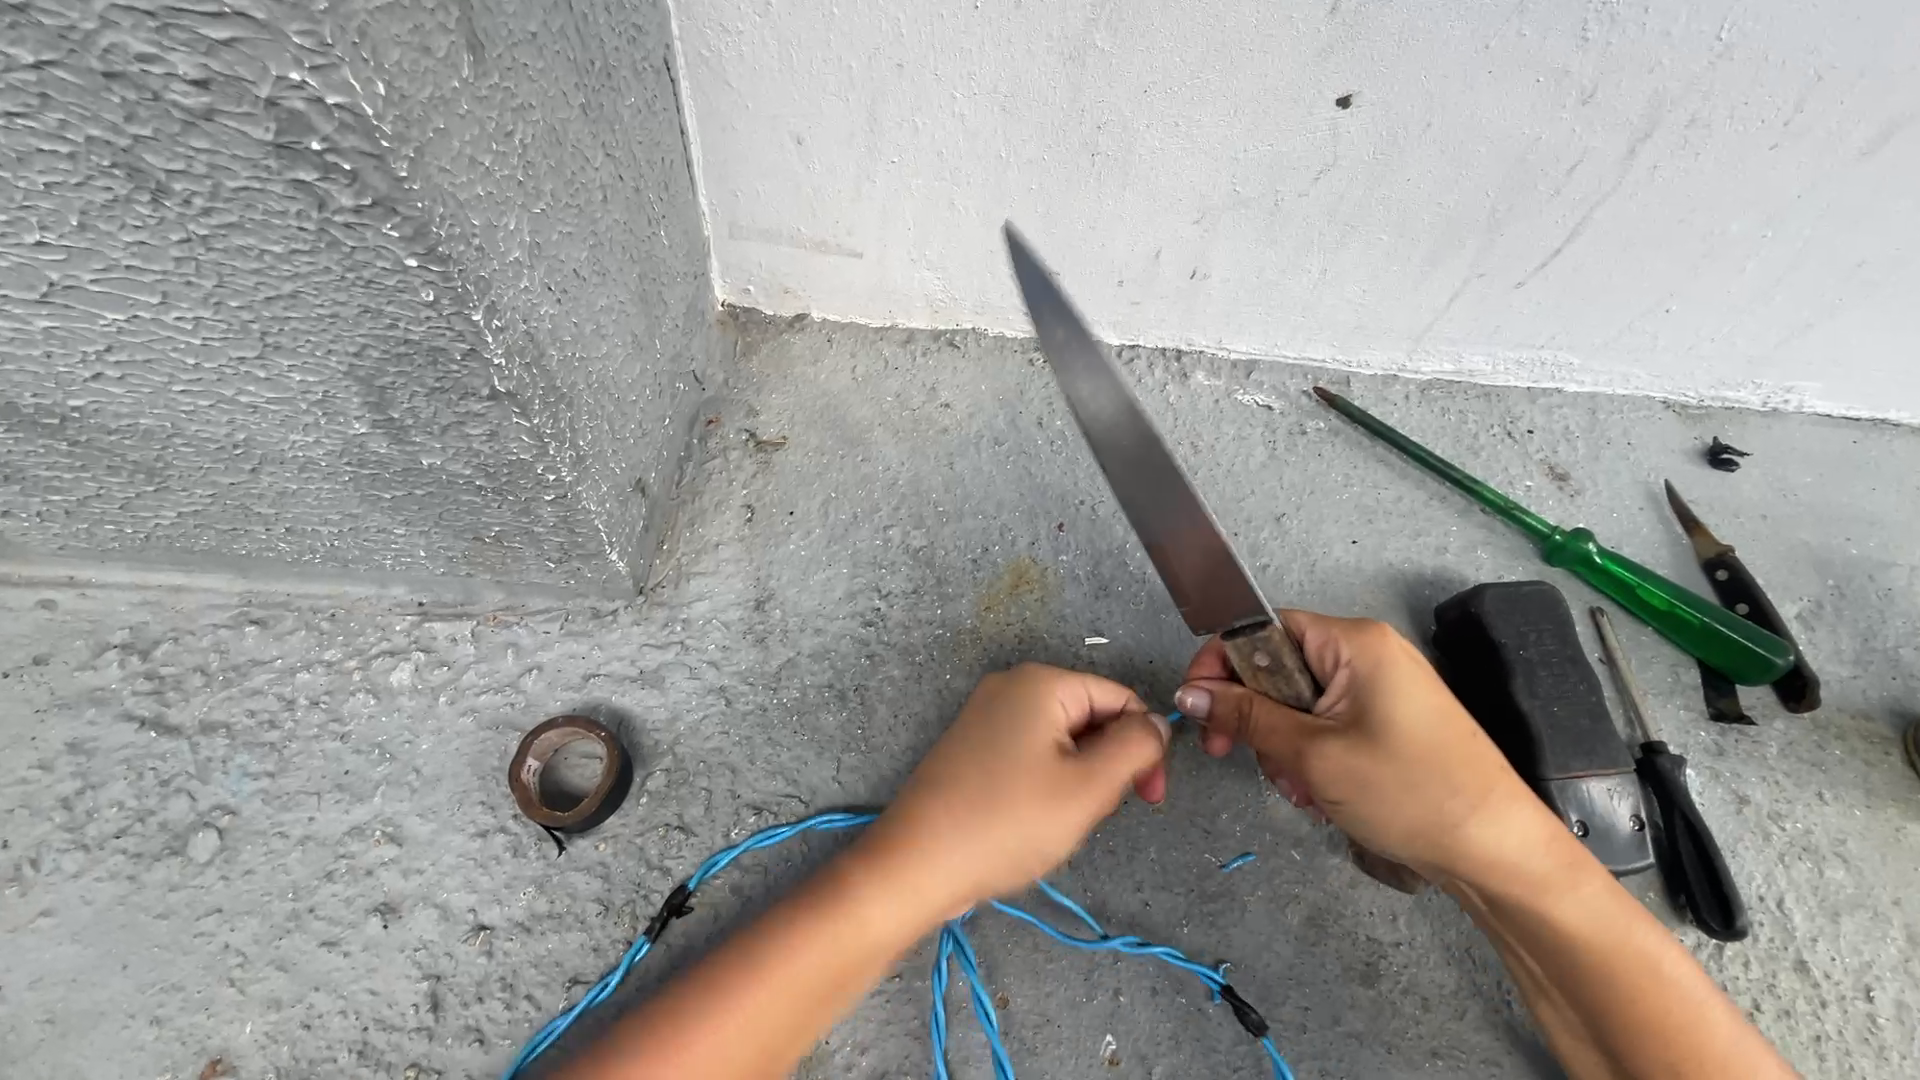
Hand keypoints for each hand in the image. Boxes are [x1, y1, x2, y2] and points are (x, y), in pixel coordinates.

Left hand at [857, 663, 1170, 919]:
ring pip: (1062, 740)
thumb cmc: (1008, 822)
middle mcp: (1010, 687)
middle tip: (1093, 812)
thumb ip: (1135, 747)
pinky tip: (1033, 818)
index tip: (1149, 797)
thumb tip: (1157, 723)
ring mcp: (985, 716)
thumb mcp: (1089, 787)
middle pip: (1090, 716)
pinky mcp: (971, 746)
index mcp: (1041, 682)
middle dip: (1107, 764)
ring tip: (1059, 820)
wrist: (918, 863)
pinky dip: (1046, 783)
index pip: (1121, 698)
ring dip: (1078, 778)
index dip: (1145, 744)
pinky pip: (1030, 753)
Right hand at [1176, 611, 1552, 885]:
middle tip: (1235, 755)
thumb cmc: (1410, 793)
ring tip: (1300, 787)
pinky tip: (1320, 792)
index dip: (1222, 664)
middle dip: (1253, 715)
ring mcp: (1381, 688)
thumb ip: (1244, 716)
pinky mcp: (1389, 721)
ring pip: (1296, 702)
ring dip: (1281, 744)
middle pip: (1276, 667)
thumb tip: (1188, 693)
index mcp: (1353, 641)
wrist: (1501, 856)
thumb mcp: (1312, 754)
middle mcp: (1367, 653)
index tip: (1199, 708)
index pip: (1261, 629)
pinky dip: (1309, 754)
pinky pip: (1325, 722)